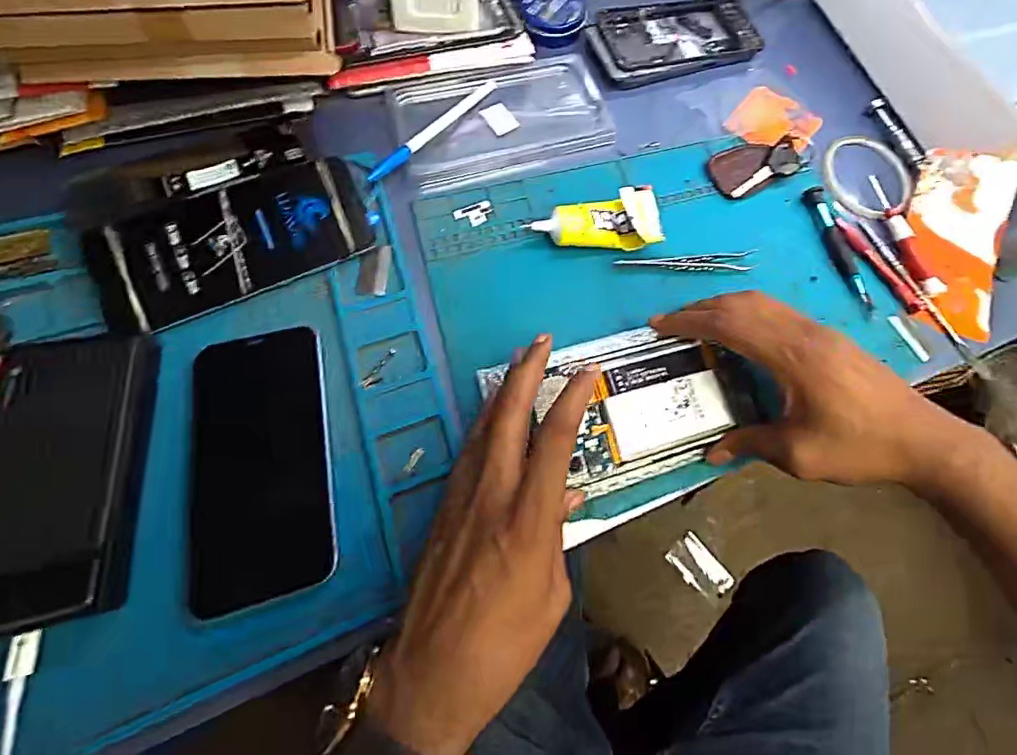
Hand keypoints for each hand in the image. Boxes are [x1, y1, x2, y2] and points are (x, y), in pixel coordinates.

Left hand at [365, 334, 596, 754]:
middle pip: (508, 417)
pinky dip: (484, 423)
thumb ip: (558, 538)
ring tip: (518, 364)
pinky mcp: (443, 509)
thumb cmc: (504, 644)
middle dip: (526, 372)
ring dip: (502, 390)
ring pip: (482, 428)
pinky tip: (491, 416)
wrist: (429, 675)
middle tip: (541, 342)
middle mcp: (491, 496)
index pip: (554, 441)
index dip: (572, 399)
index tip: (586, 372)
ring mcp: (461, 499)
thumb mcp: (551, 595)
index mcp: (527, 520)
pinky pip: (468, 452)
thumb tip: (566, 501)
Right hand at [651, 291, 978, 490]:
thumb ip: (753, 444)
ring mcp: (819, 331)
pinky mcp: (829, 337)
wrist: (924, 439)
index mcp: (793, 356)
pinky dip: (748, 311)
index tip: (661, 324)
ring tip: (698, 321)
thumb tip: (713, 452)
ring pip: (762, 302)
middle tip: (671, 322)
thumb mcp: (801, 455)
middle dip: (701, 308)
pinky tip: (742, 330)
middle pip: (743, 304)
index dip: (692, 321)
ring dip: (725, 306)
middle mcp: (803, 333)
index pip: (731, 325)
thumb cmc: (861, 448)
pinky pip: (778, 311)